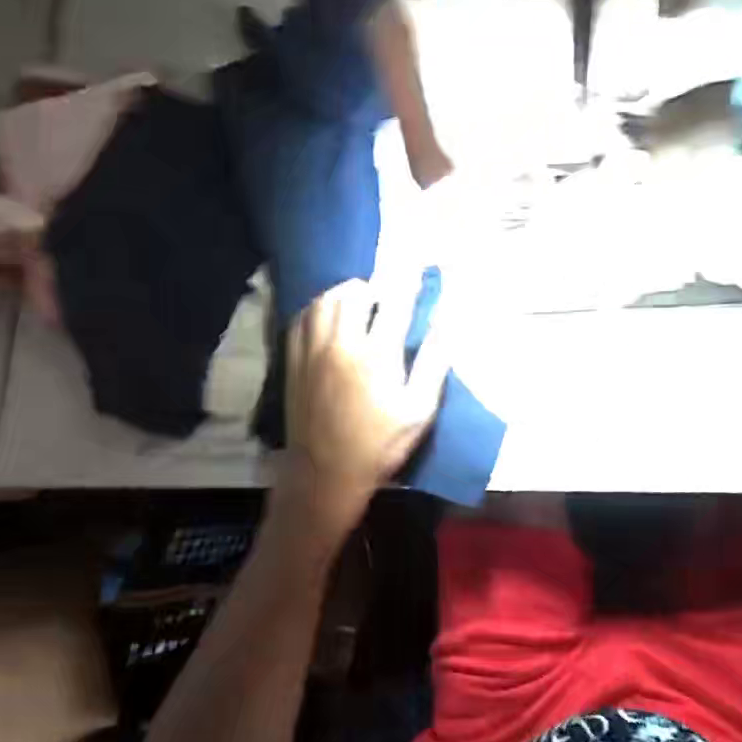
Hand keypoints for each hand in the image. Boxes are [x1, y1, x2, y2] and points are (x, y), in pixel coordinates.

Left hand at [283, 277, 447, 498]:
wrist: (325, 474)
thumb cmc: (381, 444)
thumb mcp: (419, 409)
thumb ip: (434, 362)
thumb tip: (447, 323)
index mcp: (375, 354)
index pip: (395, 301)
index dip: (409, 280)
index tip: (420, 266)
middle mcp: (340, 343)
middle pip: (354, 292)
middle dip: (376, 285)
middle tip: (390, 294)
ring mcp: (311, 350)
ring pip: (325, 300)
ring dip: (346, 292)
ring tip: (362, 301)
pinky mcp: (293, 361)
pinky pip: (303, 317)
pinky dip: (320, 308)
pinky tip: (332, 317)